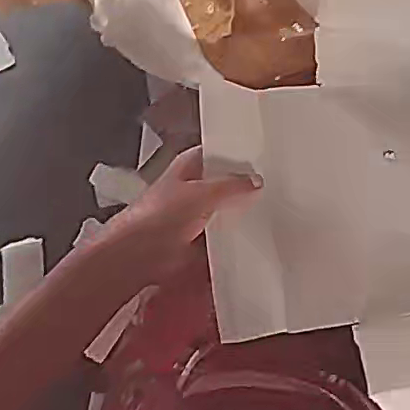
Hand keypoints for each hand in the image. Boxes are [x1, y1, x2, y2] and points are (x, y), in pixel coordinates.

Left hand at [102, 146, 259, 285]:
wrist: (139, 255)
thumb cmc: (158, 216)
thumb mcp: (203, 192)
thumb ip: (232, 184)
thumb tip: (255, 181)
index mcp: (188, 166)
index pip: (217, 154)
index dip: (237, 156)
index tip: (261, 160)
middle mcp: (190, 187)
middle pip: (223, 182)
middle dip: (242, 186)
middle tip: (269, 187)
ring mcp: (194, 212)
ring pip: (224, 208)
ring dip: (238, 212)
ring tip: (265, 210)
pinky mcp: (197, 237)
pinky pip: (222, 232)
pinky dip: (233, 233)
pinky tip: (249, 233)